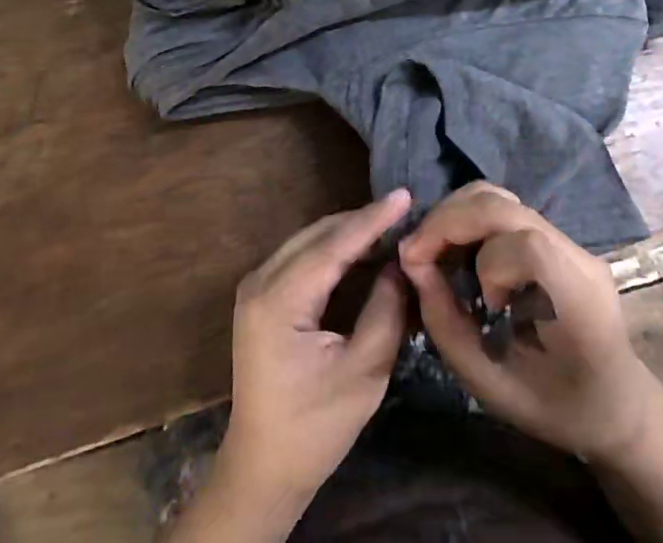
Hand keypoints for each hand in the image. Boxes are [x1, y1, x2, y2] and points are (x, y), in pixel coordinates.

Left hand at [218, 188, 412, 506]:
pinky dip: (334, 250)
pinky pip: (302, 257)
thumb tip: (402, 263)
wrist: (264, 466)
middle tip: (406, 212)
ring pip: (309, 241)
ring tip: (392, 226)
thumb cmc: (316, 426)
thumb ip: (385, 310)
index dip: (372, 219)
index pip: (333, 245)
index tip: (405, 196)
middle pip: (318, 235)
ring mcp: (256, 288)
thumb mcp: (364, 370)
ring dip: (348, 233)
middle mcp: (260, 283)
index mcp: (279, 301)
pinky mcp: (261, 297)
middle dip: (362, 221)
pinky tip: (363, 250)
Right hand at [398, 182, 662, 464]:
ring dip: (455, 214)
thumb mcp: (490, 385)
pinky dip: (469, 219)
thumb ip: (448, 323)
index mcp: (575, 302)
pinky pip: (505, 211)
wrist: (613, 403)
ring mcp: (570, 241)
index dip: (483, 261)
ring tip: (432, 245)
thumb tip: (413, 265)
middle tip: (415, 251)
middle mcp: (577, 257)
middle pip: (504, 205)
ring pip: (501, 197)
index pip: (528, 247)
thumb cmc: (554, 406)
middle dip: (447, 220)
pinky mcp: (557, 237)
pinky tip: (457, 248)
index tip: (459, 292)